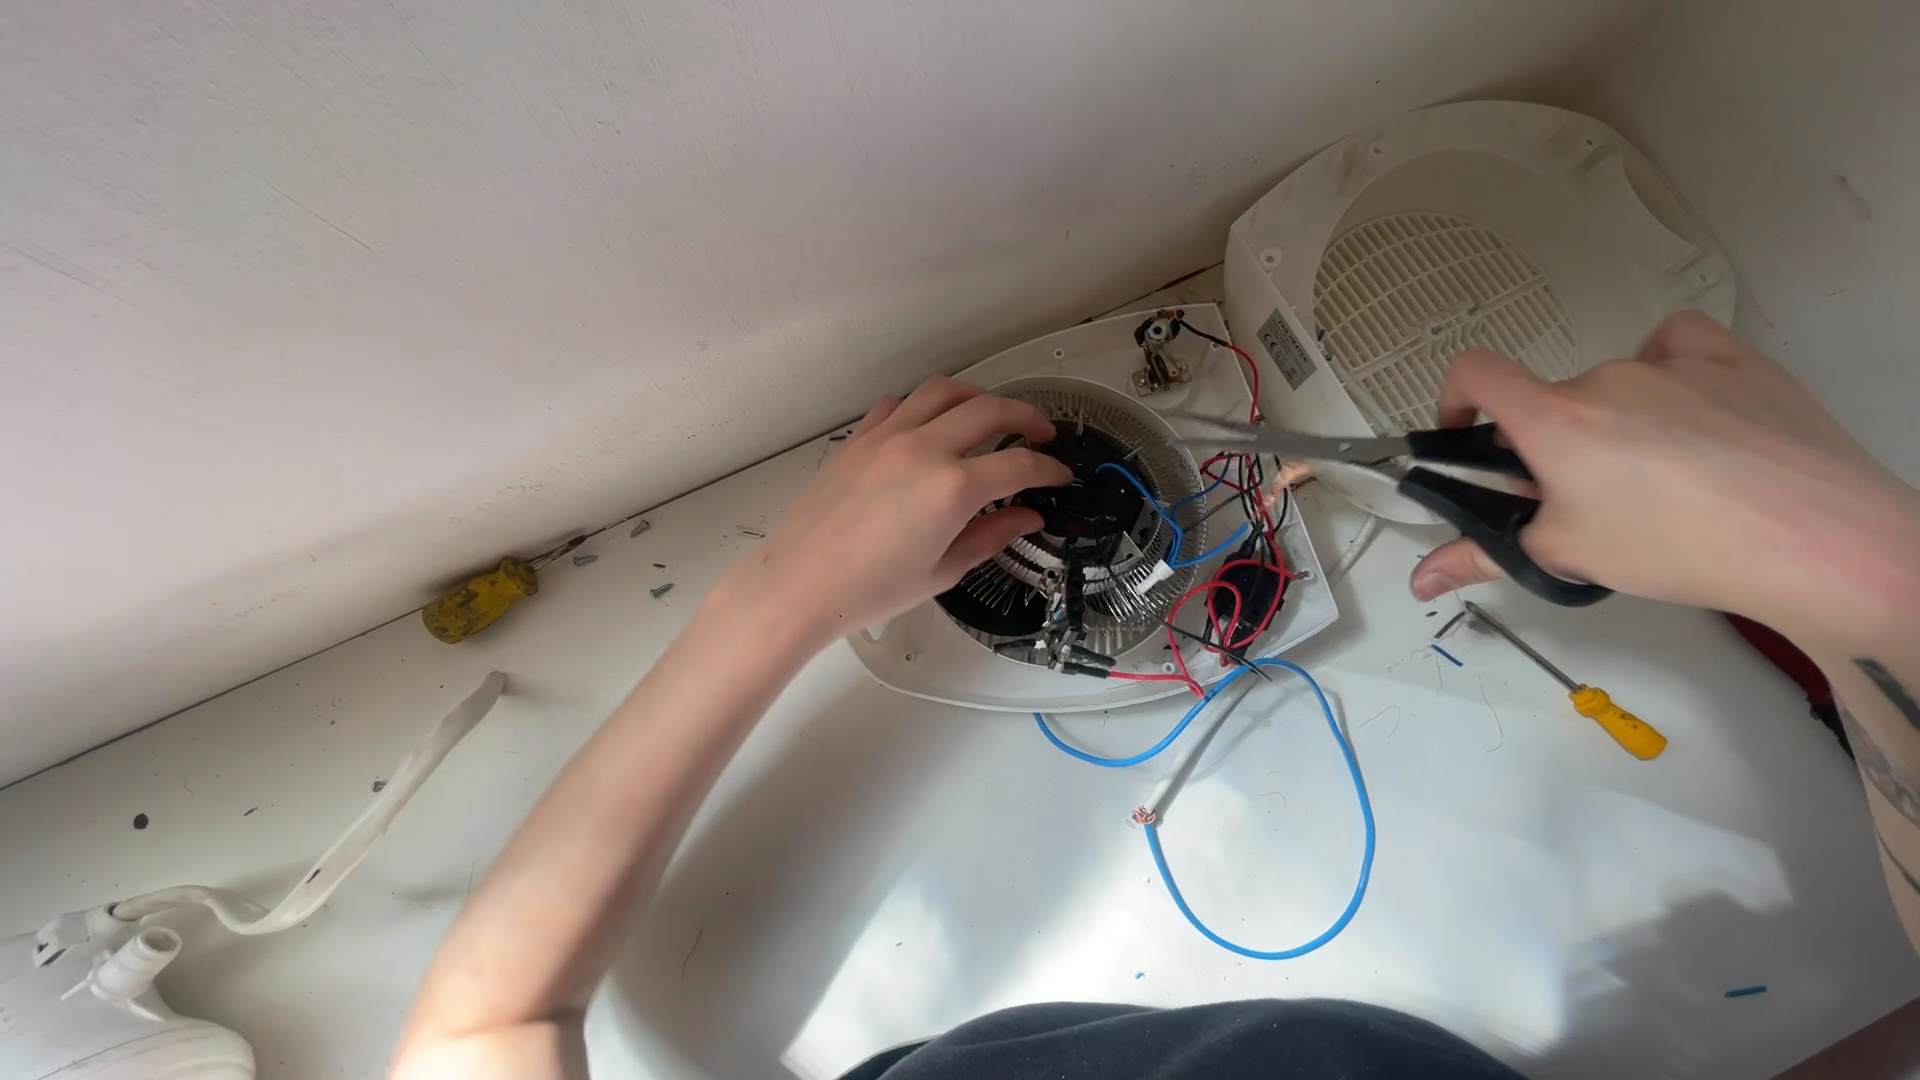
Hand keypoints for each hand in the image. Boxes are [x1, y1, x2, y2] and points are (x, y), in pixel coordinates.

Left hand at [722, 376, 1071, 642]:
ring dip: (979, 395)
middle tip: (1041, 432)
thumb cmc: (868, 589)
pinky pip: (899, 404)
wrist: (800, 584)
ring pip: (945, 390)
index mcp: (952, 488)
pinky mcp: (859, 439)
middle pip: (991, 409)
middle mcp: (924, 449)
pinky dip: (925, 405)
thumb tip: (1027, 517)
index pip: (1019, 464)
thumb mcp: (943, 570)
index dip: (1048, 468)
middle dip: (1027, 416)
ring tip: (992, 413)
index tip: (1059, 474)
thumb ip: (992, 535)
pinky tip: (931, 423)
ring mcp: (888, 437)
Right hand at [1410, 312, 1919, 642]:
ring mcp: (1675, 366)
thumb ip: (1478, 558)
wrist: (1817, 543)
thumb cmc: (1683, 546)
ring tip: (1644, 466)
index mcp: (1554, 421)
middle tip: (1573, 492)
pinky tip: (1680, 404)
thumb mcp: (1563, 555)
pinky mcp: (1737, 363)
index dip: (1454, 397)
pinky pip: (1678, 344)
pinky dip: (1665, 366)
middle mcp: (1606, 380)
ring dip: (1607, 415)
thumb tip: (1422, 580)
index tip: (1464, 431)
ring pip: (1610, 381)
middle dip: (1546, 440)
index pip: (1475, 373)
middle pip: (1549, 398)